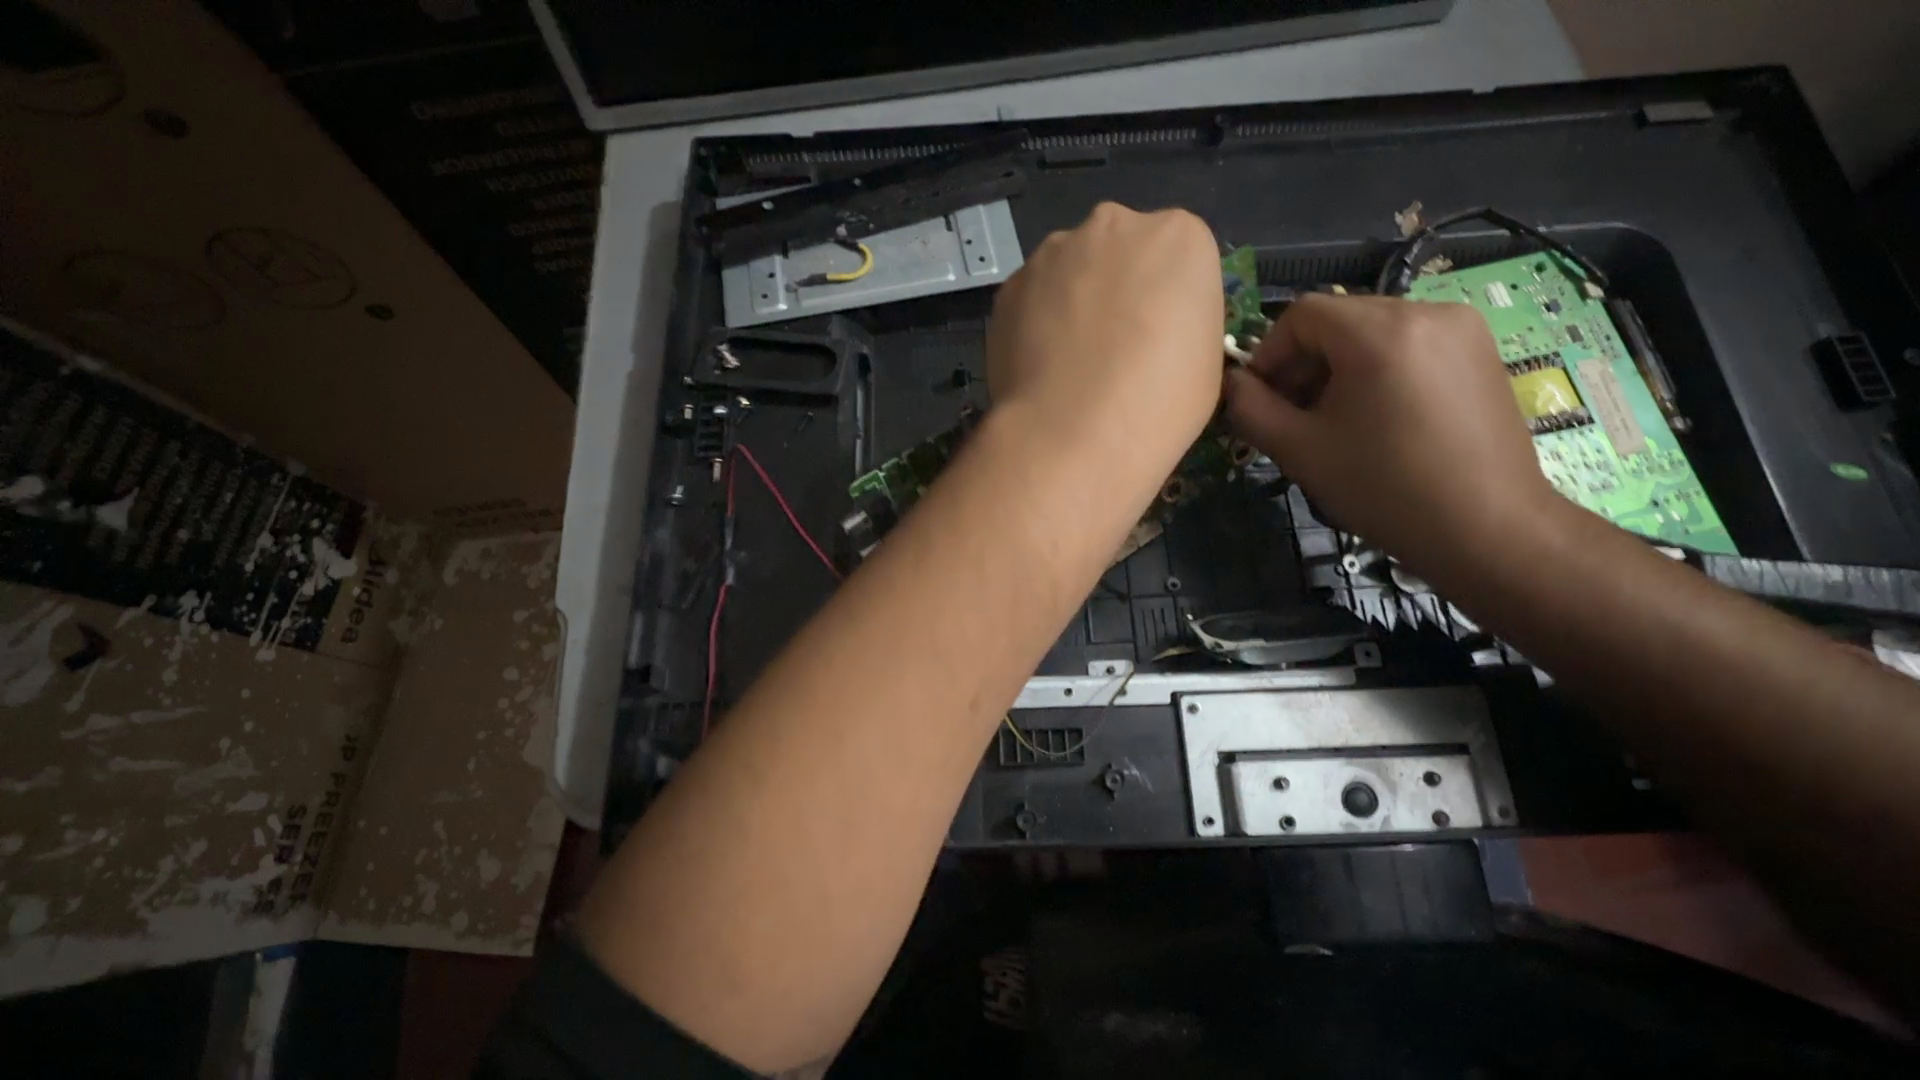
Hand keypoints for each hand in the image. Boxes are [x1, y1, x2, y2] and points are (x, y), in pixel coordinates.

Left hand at [986, 203, 1224, 467]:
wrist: (1074, 432)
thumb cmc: (1160, 400)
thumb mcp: (1205, 359)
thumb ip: (1183, 321)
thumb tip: (1158, 329)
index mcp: (1180, 235)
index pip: (1179, 258)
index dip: (1170, 301)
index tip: (1163, 338)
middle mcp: (1115, 225)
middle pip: (1121, 251)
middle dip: (1119, 288)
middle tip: (1116, 346)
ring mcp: (1054, 251)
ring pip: (1070, 270)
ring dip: (1073, 302)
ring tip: (1071, 361)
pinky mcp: (1010, 284)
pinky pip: (1032, 298)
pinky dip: (1036, 323)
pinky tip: (1041, 367)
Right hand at [1223, 293, 1556, 575]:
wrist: (1487, 529)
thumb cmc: (1384, 488)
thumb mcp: (1300, 450)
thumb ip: (1252, 408)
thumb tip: (1234, 383)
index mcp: (1379, 331)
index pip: (1302, 314)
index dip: (1268, 353)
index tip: (1260, 399)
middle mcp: (1425, 311)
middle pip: (1340, 320)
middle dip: (1306, 362)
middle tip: (1294, 415)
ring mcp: (1462, 329)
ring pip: (1376, 331)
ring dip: (1342, 367)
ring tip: (1337, 420)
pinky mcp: (1483, 352)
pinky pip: (1412, 344)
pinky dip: (1382, 369)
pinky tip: (1381, 419)